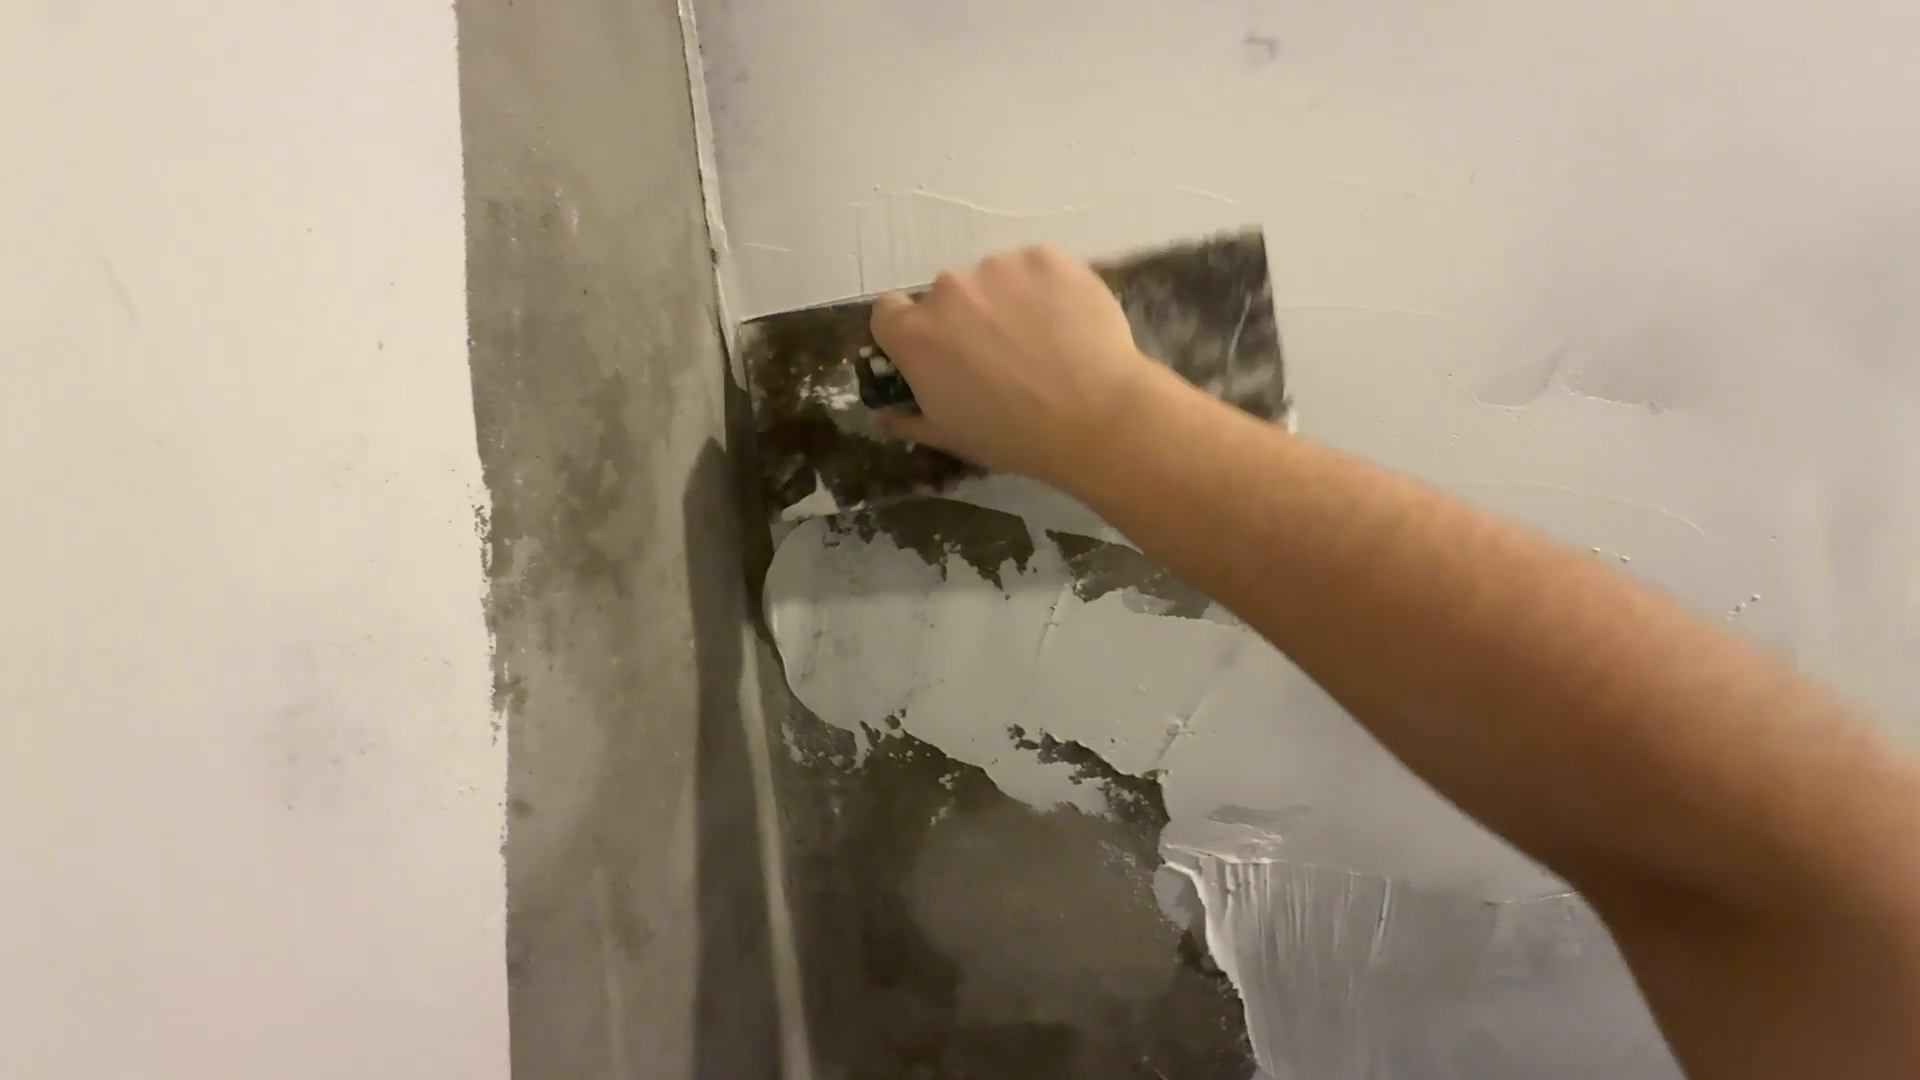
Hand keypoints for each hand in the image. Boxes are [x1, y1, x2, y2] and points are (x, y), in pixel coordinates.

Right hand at [869, 246, 1162, 492]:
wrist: (1094, 417)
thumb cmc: (1013, 437)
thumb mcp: (952, 438)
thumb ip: (909, 420)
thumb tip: (882, 416)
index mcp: (916, 336)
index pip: (888, 312)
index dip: (909, 332)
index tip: (936, 353)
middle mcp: (948, 290)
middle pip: (947, 297)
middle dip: (967, 321)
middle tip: (1002, 357)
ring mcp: (998, 268)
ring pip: (995, 280)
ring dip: (1008, 303)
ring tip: (1044, 344)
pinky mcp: (1046, 257)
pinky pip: (1036, 269)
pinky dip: (1047, 291)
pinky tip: (1068, 326)